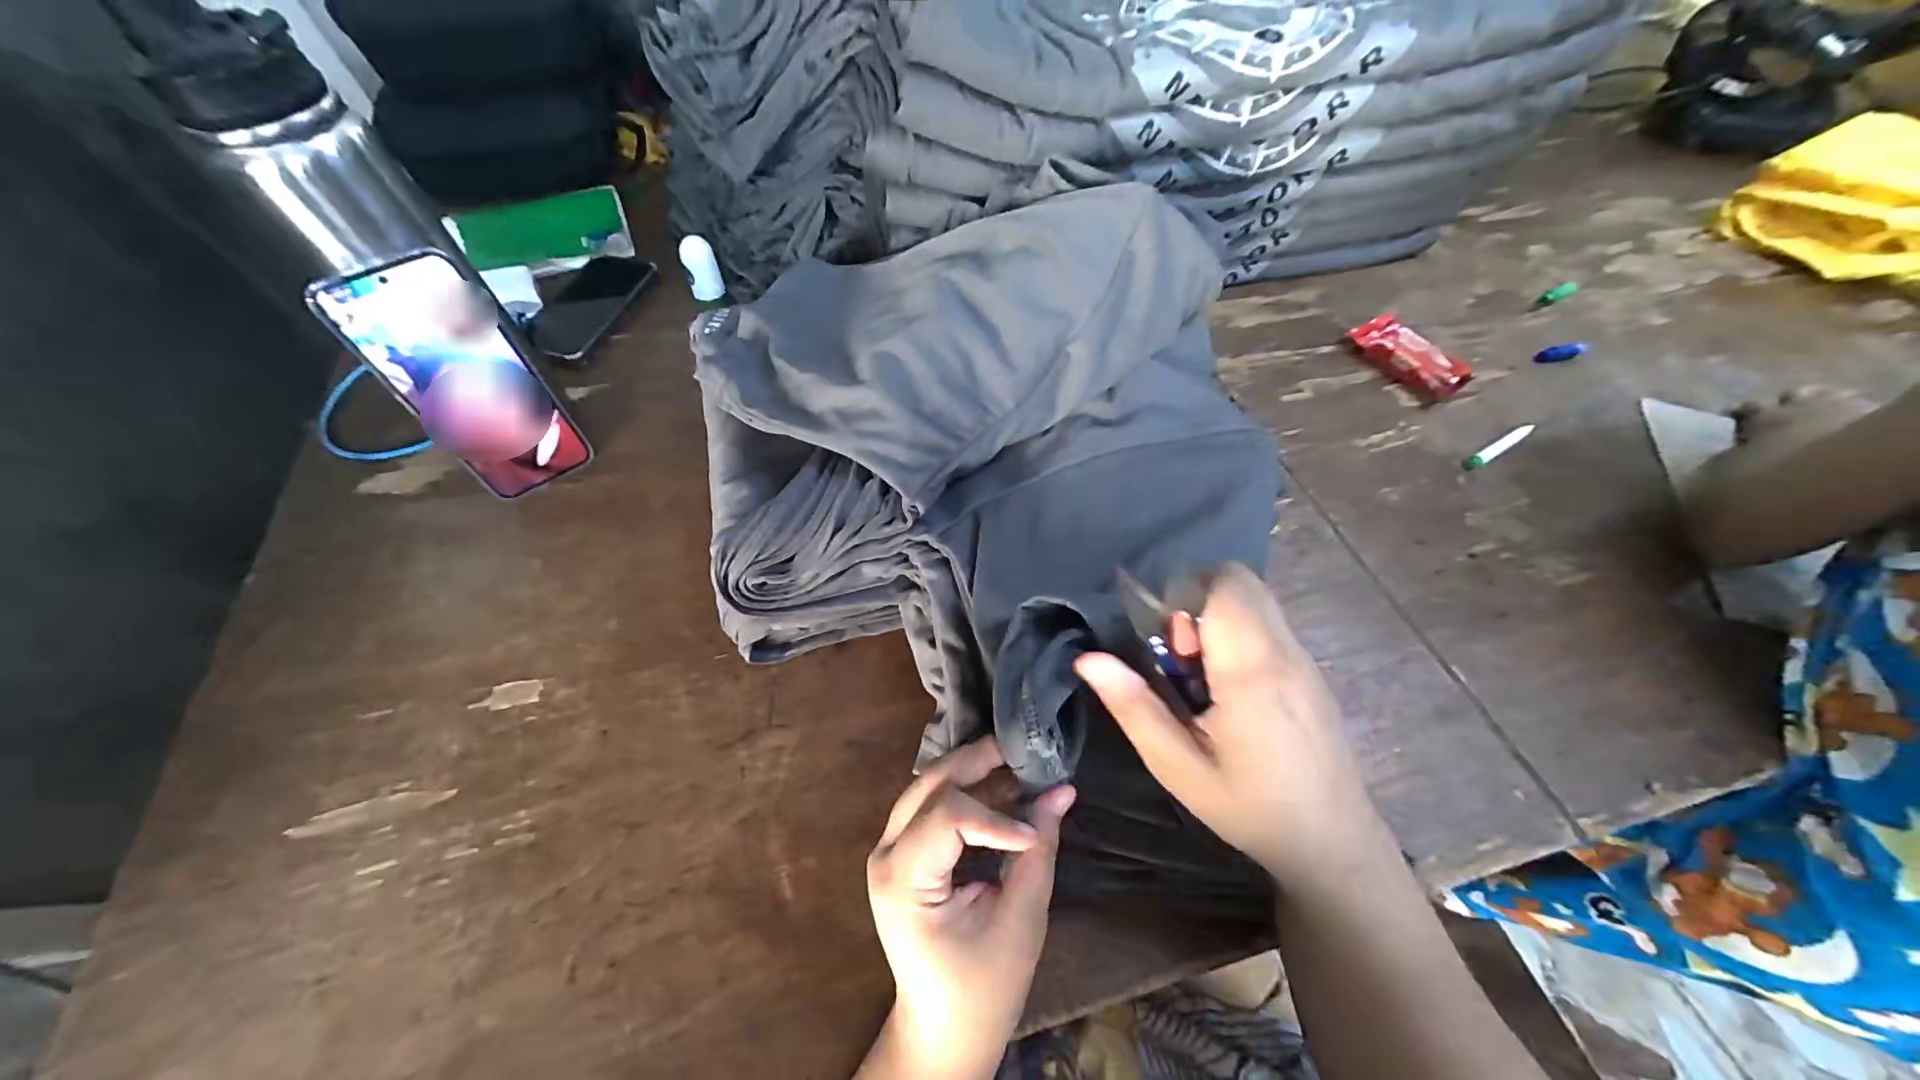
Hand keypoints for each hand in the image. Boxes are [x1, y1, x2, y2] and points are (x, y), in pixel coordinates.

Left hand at [860, 738, 1076, 1079]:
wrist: (943, 1028)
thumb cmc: (982, 987)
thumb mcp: (1019, 922)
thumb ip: (1037, 853)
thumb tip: (1061, 791)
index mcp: (903, 878)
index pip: (948, 816)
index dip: (996, 814)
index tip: (1036, 829)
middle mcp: (885, 854)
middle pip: (930, 785)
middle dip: (976, 763)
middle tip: (1020, 751)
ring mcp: (889, 850)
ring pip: (927, 787)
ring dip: (970, 771)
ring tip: (1014, 763)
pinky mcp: (903, 852)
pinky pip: (931, 806)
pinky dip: (965, 791)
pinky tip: (998, 787)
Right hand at [1074, 563, 1382, 881]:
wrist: (1332, 843)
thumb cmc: (1248, 806)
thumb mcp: (1177, 765)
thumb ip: (1133, 706)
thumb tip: (1087, 659)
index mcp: (1252, 670)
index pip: (1225, 583)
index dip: (1184, 591)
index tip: (1165, 640)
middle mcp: (1285, 651)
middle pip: (1241, 582)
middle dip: (1197, 601)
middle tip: (1181, 658)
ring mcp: (1305, 660)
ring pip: (1256, 601)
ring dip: (1217, 619)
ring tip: (1202, 676)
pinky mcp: (1312, 672)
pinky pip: (1269, 625)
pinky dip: (1239, 635)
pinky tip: (1229, 690)